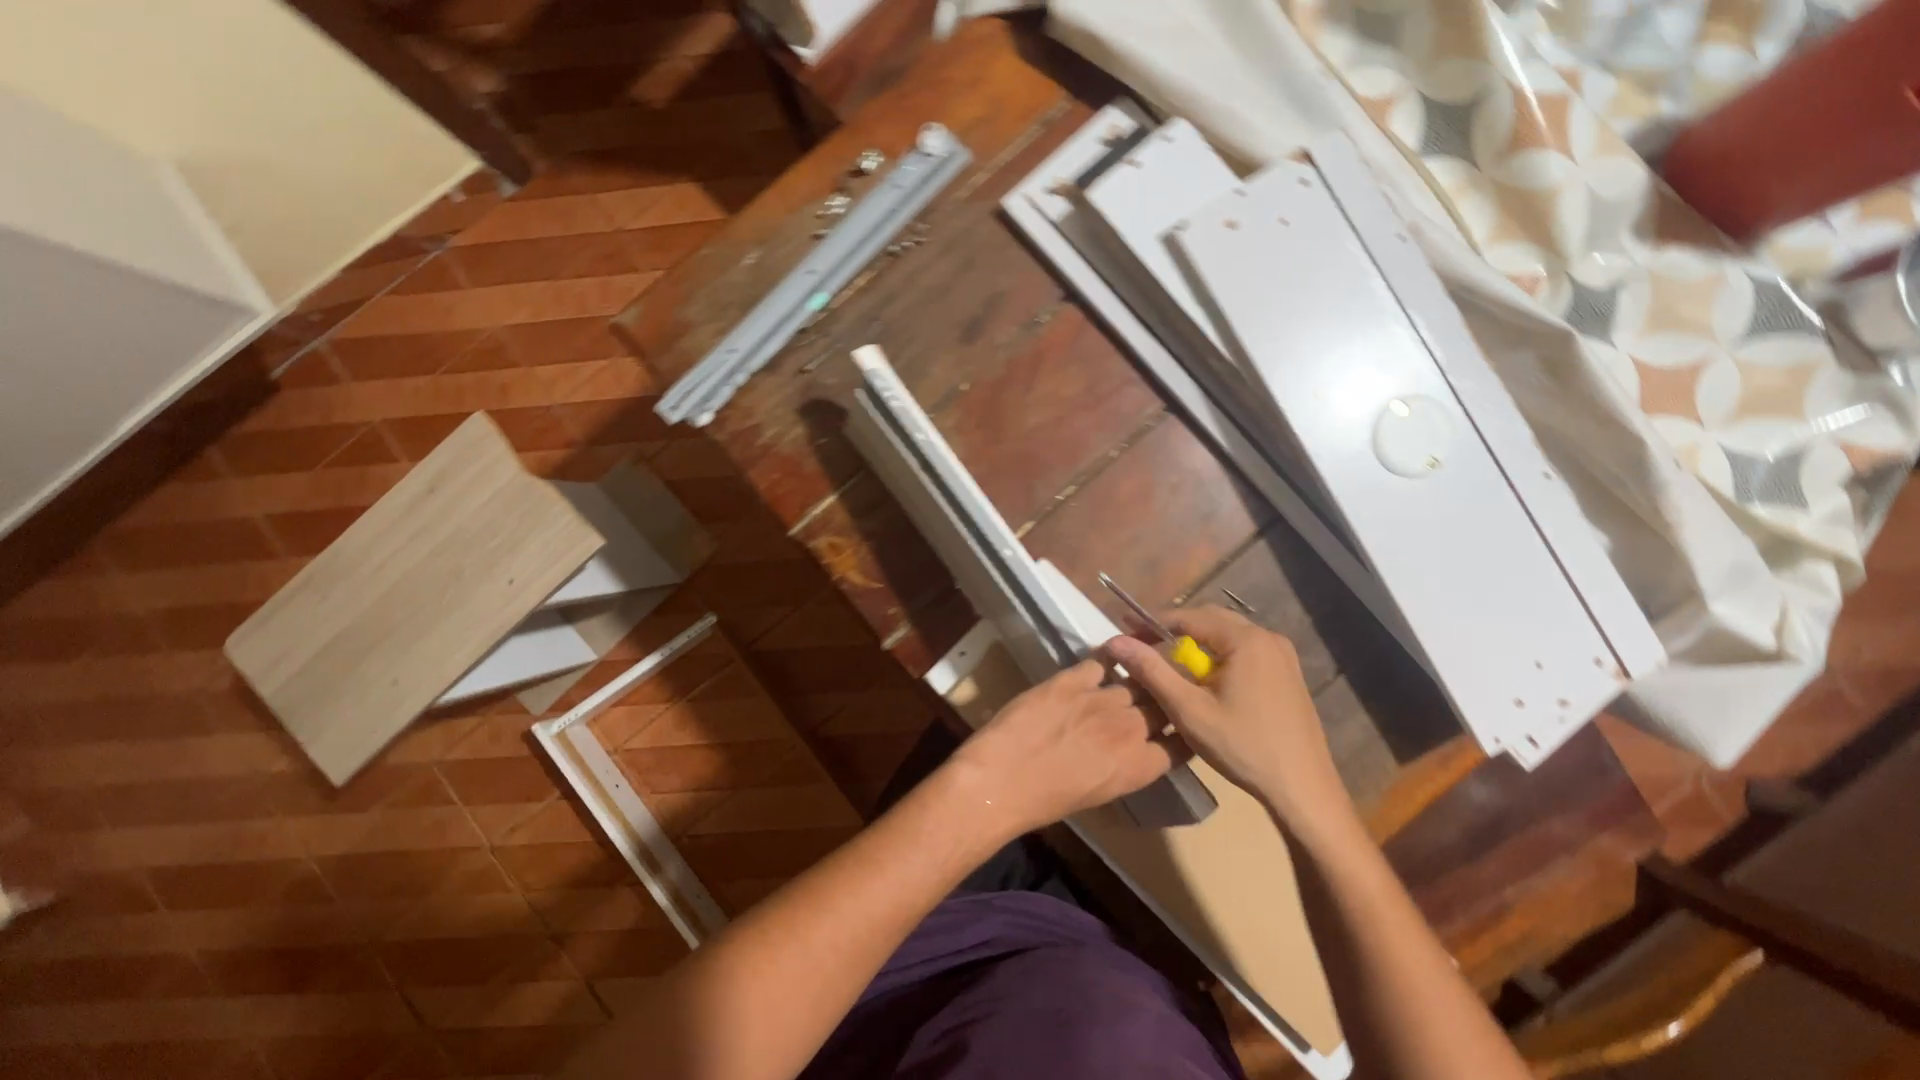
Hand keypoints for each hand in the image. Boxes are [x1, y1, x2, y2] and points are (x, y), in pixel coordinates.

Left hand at [946, 657, 1180, 835]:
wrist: (1001, 780)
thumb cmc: (1044, 803)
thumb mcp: (1097, 793)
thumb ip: (1122, 767)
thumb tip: (1125, 751)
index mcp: (1139, 767)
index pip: (1182, 743)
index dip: (1182, 732)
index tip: (1176, 727)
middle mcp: (1130, 729)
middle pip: (1162, 706)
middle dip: (1160, 702)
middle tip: (1152, 698)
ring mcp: (1103, 699)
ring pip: (1133, 681)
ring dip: (1133, 682)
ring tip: (1129, 676)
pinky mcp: (1072, 679)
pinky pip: (1101, 661)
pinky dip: (1105, 660)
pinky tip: (1104, 659)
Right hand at [1106, 607, 1354, 834]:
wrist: (1302, 786)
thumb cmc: (1243, 747)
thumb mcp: (1189, 710)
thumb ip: (1152, 671)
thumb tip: (1117, 642)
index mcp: (1246, 640)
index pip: (1190, 617)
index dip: (1154, 622)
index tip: (1126, 630)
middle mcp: (1269, 638)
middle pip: (1212, 621)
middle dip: (1176, 631)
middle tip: (1145, 646)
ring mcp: (1284, 656)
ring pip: (1230, 637)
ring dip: (1199, 645)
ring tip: (1171, 665)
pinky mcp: (1289, 674)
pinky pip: (1246, 652)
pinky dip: (1221, 658)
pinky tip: (1207, 682)